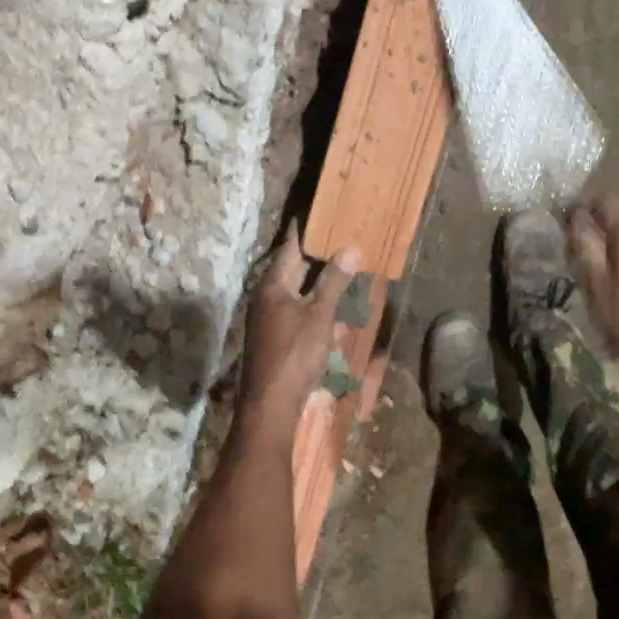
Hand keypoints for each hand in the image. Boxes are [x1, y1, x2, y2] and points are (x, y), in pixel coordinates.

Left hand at [238, 223, 358, 426]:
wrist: (271, 406)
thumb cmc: (294, 353)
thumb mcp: (319, 315)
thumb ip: (334, 282)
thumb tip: (350, 249)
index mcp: (272, 286)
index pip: (290, 247)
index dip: (305, 230)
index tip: (321, 212)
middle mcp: (267, 300)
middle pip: (296, 271)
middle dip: (320, 260)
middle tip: (343, 240)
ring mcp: (271, 323)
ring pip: (302, 298)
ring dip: (325, 291)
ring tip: (351, 278)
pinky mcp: (279, 343)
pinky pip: (304, 320)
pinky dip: (322, 318)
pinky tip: (343, 325)